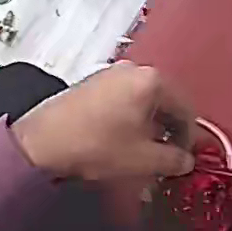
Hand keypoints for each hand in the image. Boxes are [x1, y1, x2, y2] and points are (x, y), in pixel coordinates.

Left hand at [13, 62, 196, 180]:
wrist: (42, 142)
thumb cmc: (98, 146)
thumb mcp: (143, 159)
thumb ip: (173, 159)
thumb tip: (185, 160)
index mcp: (152, 81)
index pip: (185, 109)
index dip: (189, 138)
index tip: (184, 159)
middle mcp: (134, 69)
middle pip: (164, 101)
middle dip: (168, 130)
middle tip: (165, 157)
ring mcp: (111, 73)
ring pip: (143, 100)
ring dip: (149, 125)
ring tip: (142, 151)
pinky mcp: (93, 82)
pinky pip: (123, 98)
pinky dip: (129, 117)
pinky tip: (121, 139)